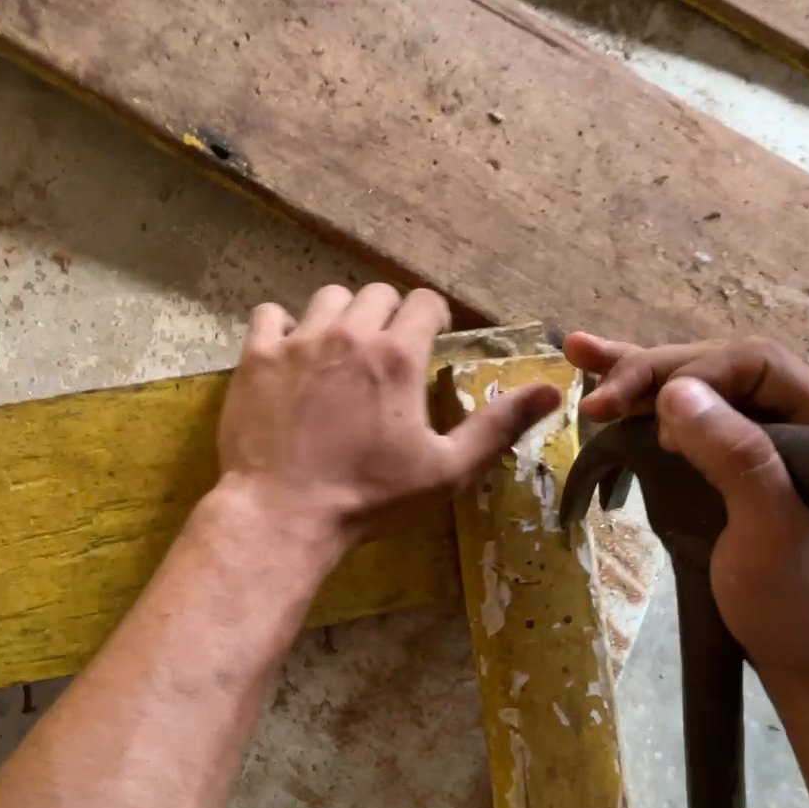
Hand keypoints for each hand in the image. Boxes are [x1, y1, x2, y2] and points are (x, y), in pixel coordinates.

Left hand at [217, 284, 560, 553]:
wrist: (283, 513)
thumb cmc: (368, 496)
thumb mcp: (446, 469)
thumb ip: (497, 425)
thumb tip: (552, 389)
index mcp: (397, 355)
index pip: (424, 302)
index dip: (431, 319)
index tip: (428, 342)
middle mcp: (348, 334)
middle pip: (377, 294)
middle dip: (388, 317)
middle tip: (385, 355)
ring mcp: (297, 342)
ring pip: (327, 298)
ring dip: (341, 317)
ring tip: (340, 352)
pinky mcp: (256, 357)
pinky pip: (269, 315)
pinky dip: (283, 326)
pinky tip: (289, 354)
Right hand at [563, 335, 808, 703]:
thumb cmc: (806, 606)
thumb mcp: (774, 533)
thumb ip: (735, 455)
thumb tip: (672, 392)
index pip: (753, 363)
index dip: (693, 375)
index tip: (649, 418)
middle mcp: (800, 423)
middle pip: (717, 371)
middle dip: (651, 376)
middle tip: (595, 403)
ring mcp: (765, 447)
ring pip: (696, 392)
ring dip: (636, 376)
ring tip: (578, 352)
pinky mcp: (733, 473)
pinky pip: (686, 427)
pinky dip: (642, 410)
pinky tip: (606, 396)